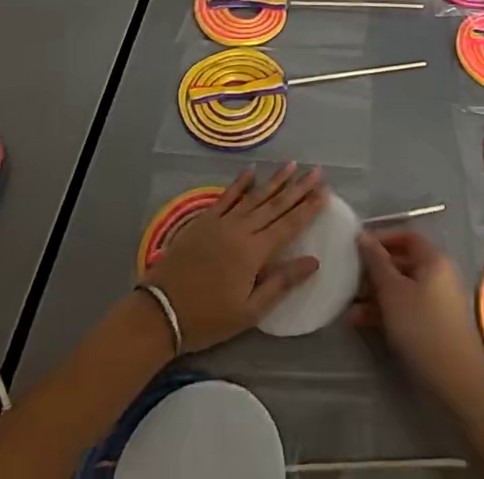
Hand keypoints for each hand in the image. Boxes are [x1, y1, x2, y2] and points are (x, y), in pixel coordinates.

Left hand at [140, 164, 325, 351]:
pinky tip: (251, 172)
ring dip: (275, 180)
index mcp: (255, 252)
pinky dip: (239, 184)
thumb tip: (314, 261)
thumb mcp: (249, 311)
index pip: (289, 224)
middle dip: (298, 188)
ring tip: (293, 165)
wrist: (158, 313)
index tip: (325, 192)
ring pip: (254, 196)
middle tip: (317, 171)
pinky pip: (226, 197)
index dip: (308, 208)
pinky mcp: (203, 222)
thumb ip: (282, 282)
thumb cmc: (207, 318)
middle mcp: (241, 230)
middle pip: (276, 204)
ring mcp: (221, 223)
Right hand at [353, 231, 483, 399]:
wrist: (453, 378)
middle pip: (404, 262)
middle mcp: (439, 274)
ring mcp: (437, 300)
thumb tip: (363, 236)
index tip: (358, 247)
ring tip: (349, 305)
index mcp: (434, 260)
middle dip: (375, 270)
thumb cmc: (420, 326)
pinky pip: (406, 307)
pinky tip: (361, 322)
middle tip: (349, 278)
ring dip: (376, 294)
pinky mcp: (433, 322)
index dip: (383, 238)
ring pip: (402, 287)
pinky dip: (386, 310)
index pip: (407, 237)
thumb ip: (376, 262)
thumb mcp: (392, 292)